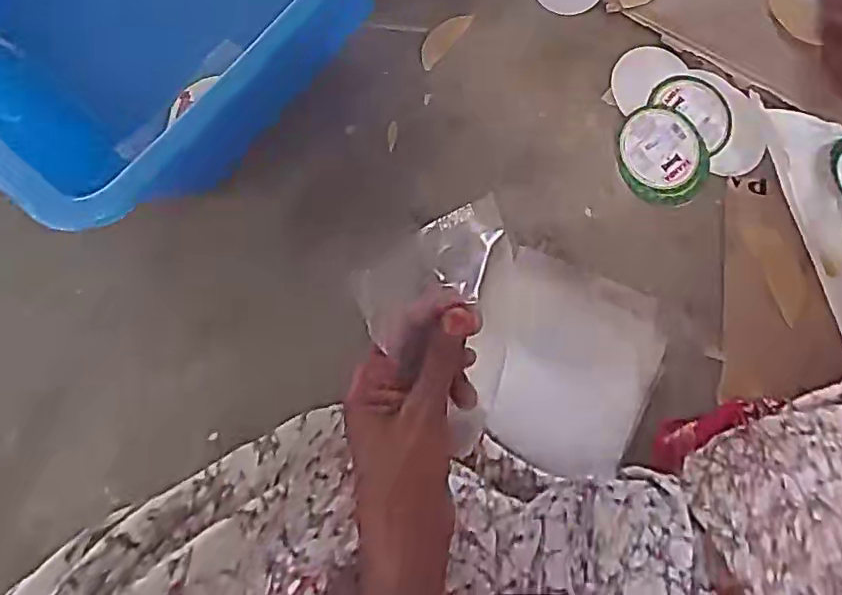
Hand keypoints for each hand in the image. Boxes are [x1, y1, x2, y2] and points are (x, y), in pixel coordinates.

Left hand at [345, 303, 478, 594]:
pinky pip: (437, 386)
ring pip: (429, 364)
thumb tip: (454, 315)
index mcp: (367, 386)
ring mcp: (400, 409)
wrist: (410, 541)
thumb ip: (440, 360)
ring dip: (451, 361)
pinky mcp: (419, 423)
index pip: (398, 332)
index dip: (429, 312)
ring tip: (468, 372)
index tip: (460, 301)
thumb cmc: (404, 483)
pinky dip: (453, 384)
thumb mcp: (424, 413)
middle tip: (473, 325)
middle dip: (444, 334)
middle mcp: (380, 392)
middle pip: (414, 345)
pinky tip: (465, 396)